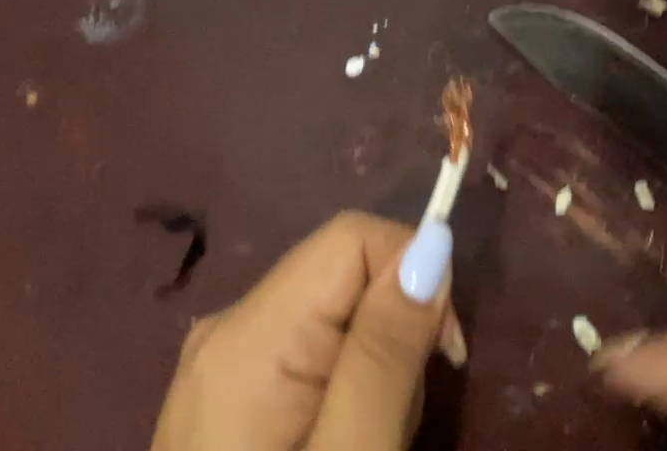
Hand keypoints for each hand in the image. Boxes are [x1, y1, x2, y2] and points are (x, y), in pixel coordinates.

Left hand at [151, 212, 464, 450]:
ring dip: (374, 367)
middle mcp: (225, 328)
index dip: (413, 270)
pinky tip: (337, 441)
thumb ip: (385, 353)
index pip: (351, 237)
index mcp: (247, 335)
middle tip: (395, 425)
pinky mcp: (228, 391)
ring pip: (335, 314)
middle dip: (394, 333)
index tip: (446, 352)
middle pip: (344, 275)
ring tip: (366, 442)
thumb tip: (431, 242)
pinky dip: (344, 387)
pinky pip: (309, 352)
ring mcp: (220, 361)